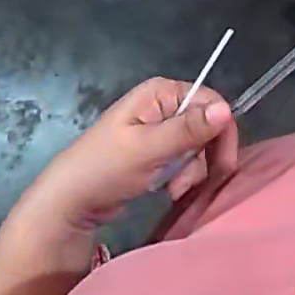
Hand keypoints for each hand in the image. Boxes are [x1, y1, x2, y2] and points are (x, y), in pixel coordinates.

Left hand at [18, 78, 238, 232]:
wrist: (68, 202)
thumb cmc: (105, 169)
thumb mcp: (148, 150)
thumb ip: (187, 130)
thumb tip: (227, 109)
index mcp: (162, 92)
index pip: (210, 101)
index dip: (220, 131)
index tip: (222, 166)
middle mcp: (164, 103)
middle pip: (206, 124)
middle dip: (204, 156)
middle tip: (190, 184)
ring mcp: (159, 127)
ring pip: (198, 145)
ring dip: (192, 171)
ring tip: (173, 190)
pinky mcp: (156, 150)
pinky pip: (185, 159)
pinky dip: (183, 176)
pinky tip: (170, 190)